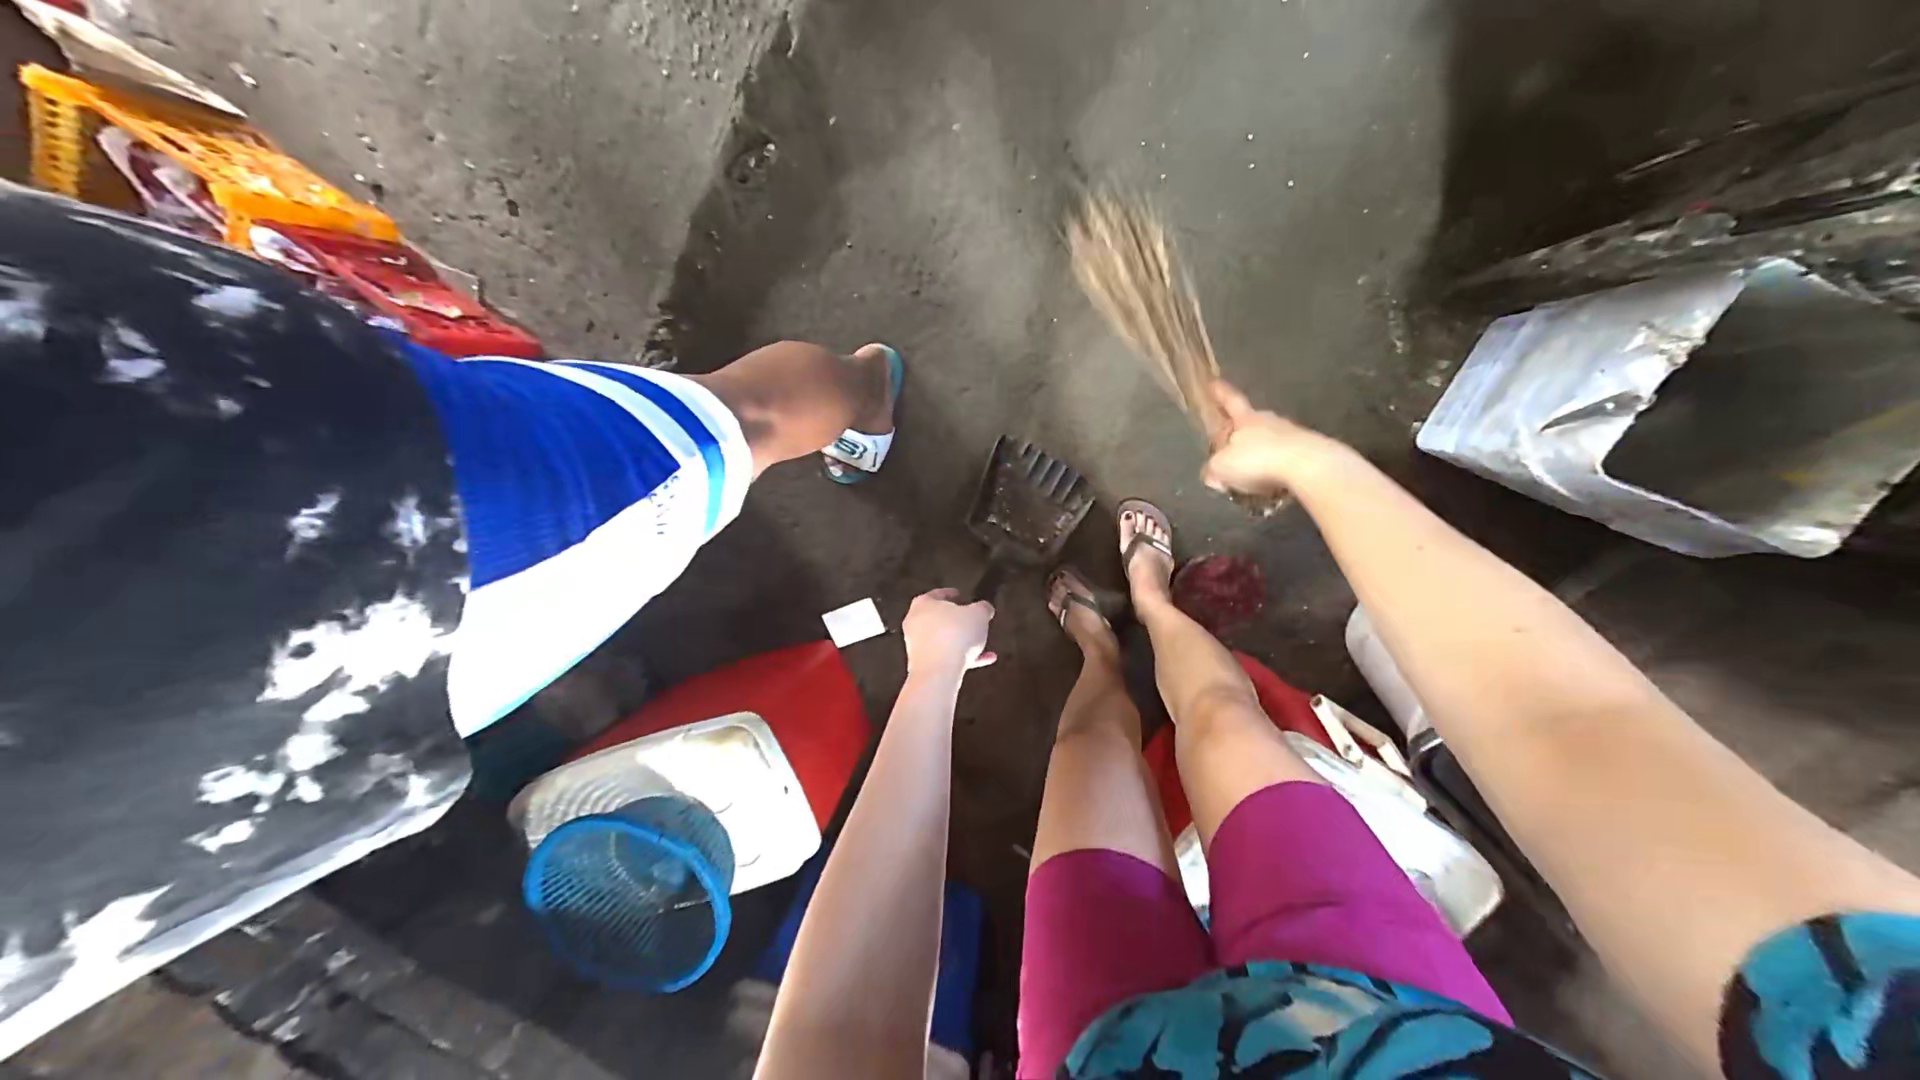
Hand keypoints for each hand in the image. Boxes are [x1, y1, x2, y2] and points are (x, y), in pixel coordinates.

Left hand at [902, 589, 995, 675]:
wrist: (939, 672)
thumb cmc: (955, 634)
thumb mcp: (979, 614)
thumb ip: (983, 608)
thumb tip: (984, 609)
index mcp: (923, 604)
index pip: (938, 594)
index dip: (953, 595)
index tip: (963, 597)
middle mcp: (915, 623)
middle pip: (939, 619)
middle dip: (957, 621)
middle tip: (972, 621)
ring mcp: (917, 646)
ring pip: (943, 640)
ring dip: (962, 641)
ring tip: (981, 643)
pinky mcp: (923, 665)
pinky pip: (945, 657)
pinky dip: (963, 657)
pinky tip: (984, 659)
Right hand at [1200, 380, 1330, 497]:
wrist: (1308, 466)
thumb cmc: (1257, 460)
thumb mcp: (1221, 467)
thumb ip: (1213, 469)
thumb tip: (1212, 474)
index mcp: (1246, 419)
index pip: (1230, 401)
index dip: (1221, 393)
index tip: (1213, 382)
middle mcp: (1269, 420)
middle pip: (1251, 423)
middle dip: (1240, 433)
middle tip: (1230, 448)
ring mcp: (1292, 434)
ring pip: (1269, 441)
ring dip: (1259, 455)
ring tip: (1250, 476)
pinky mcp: (1308, 451)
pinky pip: (1284, 458)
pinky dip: (1274, 469)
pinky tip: (1270, 485)